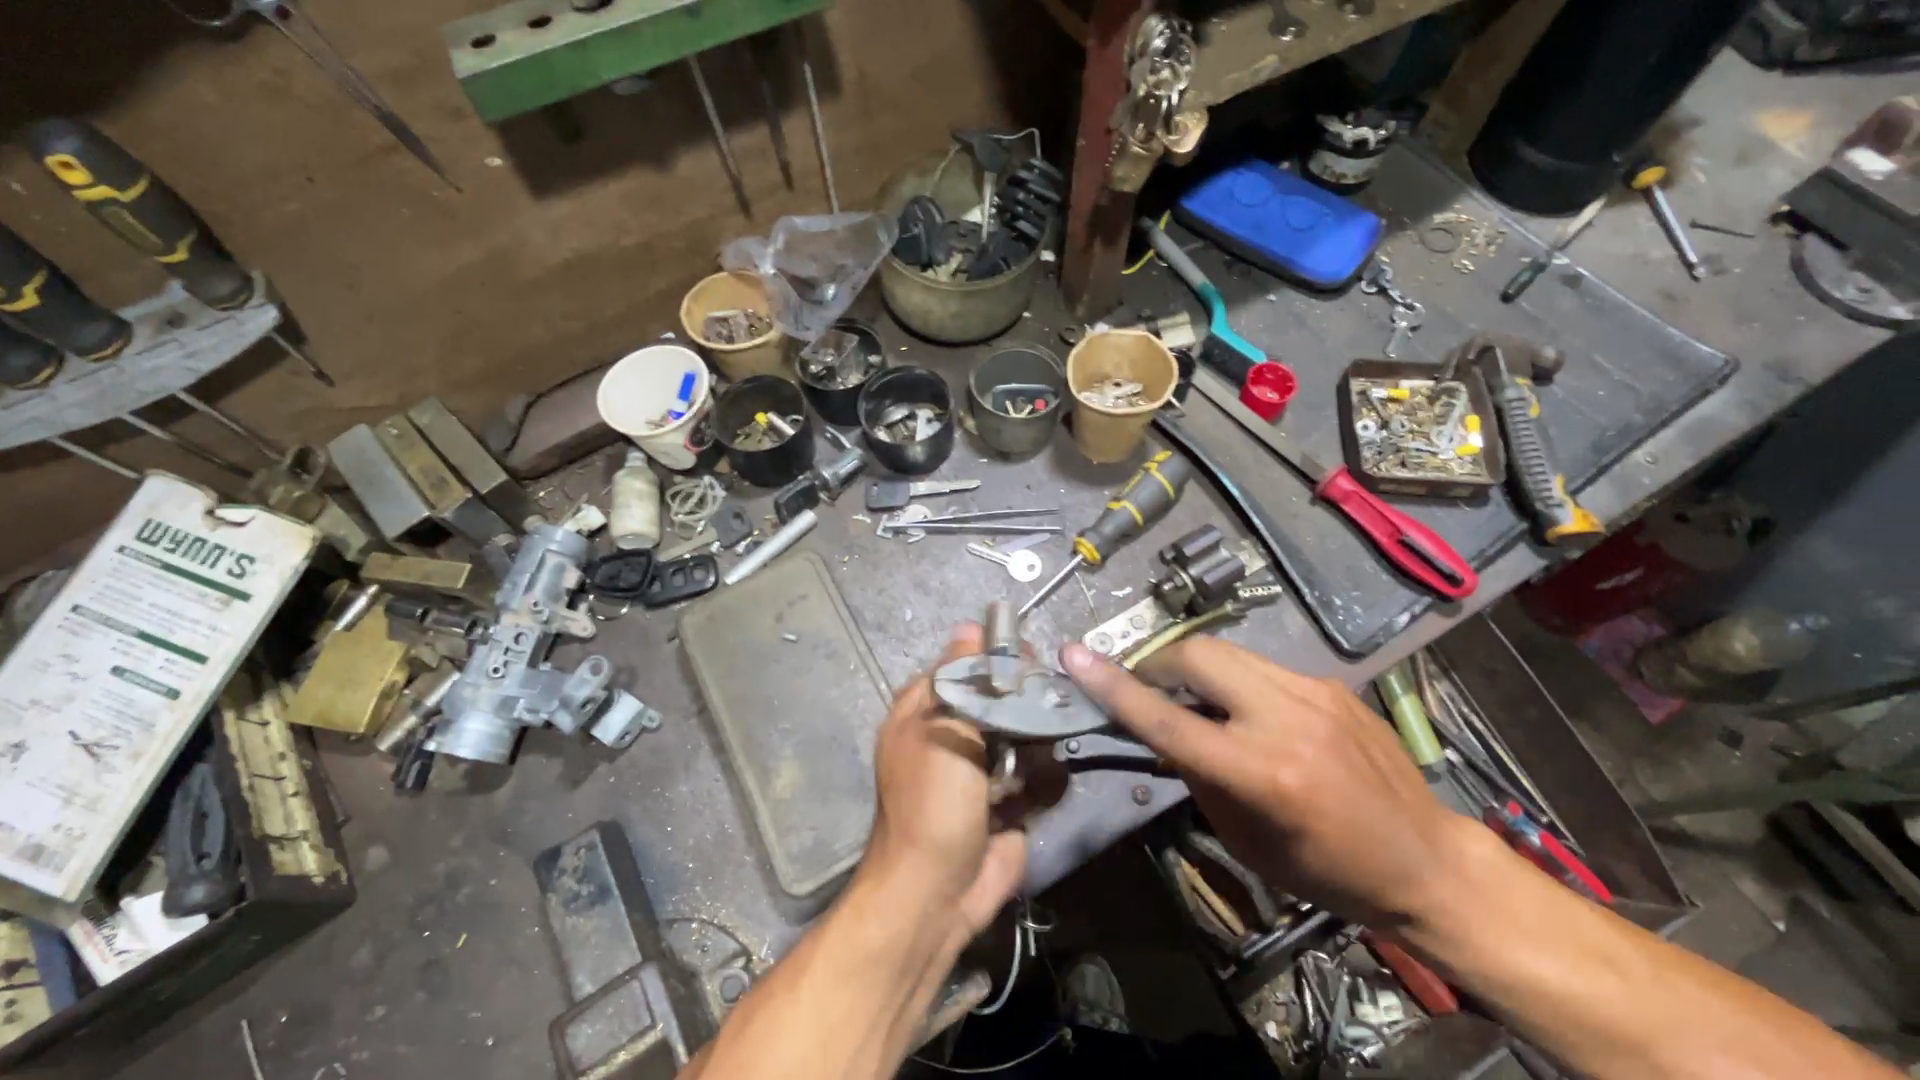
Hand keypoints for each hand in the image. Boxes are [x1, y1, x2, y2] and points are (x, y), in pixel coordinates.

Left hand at [862, 622, 1027, 942]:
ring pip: (1026, 734)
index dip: (994, 659)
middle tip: (1033, 716)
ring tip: (1021, 771)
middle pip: (1002, 698)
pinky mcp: (1010, 802)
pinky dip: (1038, 784)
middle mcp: (954, 734)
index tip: (1025, 658)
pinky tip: (1027, 799)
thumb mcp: (944, 731)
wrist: (939, 892)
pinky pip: (1036, 775)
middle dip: (1022, 706)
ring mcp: (983, 769)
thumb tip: (970, 626)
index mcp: (925, 711)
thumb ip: (964, 680)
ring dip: (1033, 749)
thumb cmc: (932, 804)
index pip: (964, 664)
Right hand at [1060, 638, 1471, 930]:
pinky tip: (1247, 715)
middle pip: (1198, 656)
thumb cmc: (1327, 871)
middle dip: (1157, 663)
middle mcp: (1288, 719)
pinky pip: (1264, 668)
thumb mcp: (1246, 840)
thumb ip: (1200, 777)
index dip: (1114, 688)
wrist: (1424, 859)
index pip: (1168, 721)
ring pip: (1230, 653)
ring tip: (1193, 702)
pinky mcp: (1333, 685)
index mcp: (1262, 773)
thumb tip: (1169, 733)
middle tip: (1145, 688)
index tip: (1074, 657)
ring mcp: (1316, 693)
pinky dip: (1237, 683)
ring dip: (1196, 670)